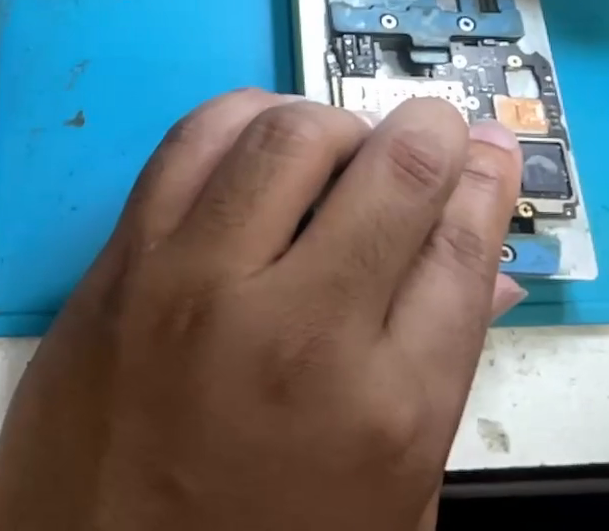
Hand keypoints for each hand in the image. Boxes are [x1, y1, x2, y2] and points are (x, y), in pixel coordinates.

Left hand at [0, 92, 524, 530]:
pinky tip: (256, 130)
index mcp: (385, 408)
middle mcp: (294, 327)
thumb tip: (485, 269)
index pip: (459, 249)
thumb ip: (435, 371)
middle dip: (423, 136)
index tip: (485, 149)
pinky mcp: (123, 258)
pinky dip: (236, 116)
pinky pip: (187, 143)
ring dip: (328, 120)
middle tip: (424, 128)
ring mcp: (195, 279)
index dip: (482, 183)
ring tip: (337, 141)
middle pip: (386, 175)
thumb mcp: (383, 497)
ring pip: (285, 138)